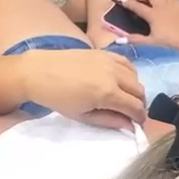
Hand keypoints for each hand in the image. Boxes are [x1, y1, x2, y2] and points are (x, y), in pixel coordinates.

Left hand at [20, 49, 146, 129]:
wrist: (38, 72)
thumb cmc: (58, 98)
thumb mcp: (82, 115)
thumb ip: (109, 120)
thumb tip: (129, 126)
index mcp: (107, 93)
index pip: (135, 107)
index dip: (139, 118)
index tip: (136, 124)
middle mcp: (113, 74)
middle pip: (140, 91)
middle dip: (140, 104)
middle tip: (131, 113)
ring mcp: (110, 61)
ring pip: (136, 76)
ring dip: (135, 89)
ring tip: (125, 97)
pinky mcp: (104, 52)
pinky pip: (126, 62)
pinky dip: (129, 73)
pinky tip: (121, 80)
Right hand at [107, 0, 178, 55]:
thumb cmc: (169, 41)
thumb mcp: (151, 42)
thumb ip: (135, 39)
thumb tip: (118, 39)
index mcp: (152, 14)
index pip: (137, 6)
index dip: (128, 2)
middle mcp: (161, 6)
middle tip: (141, 2)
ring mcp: (171, 5)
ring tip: (153, 3)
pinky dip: (165, 0)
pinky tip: (165, 8)